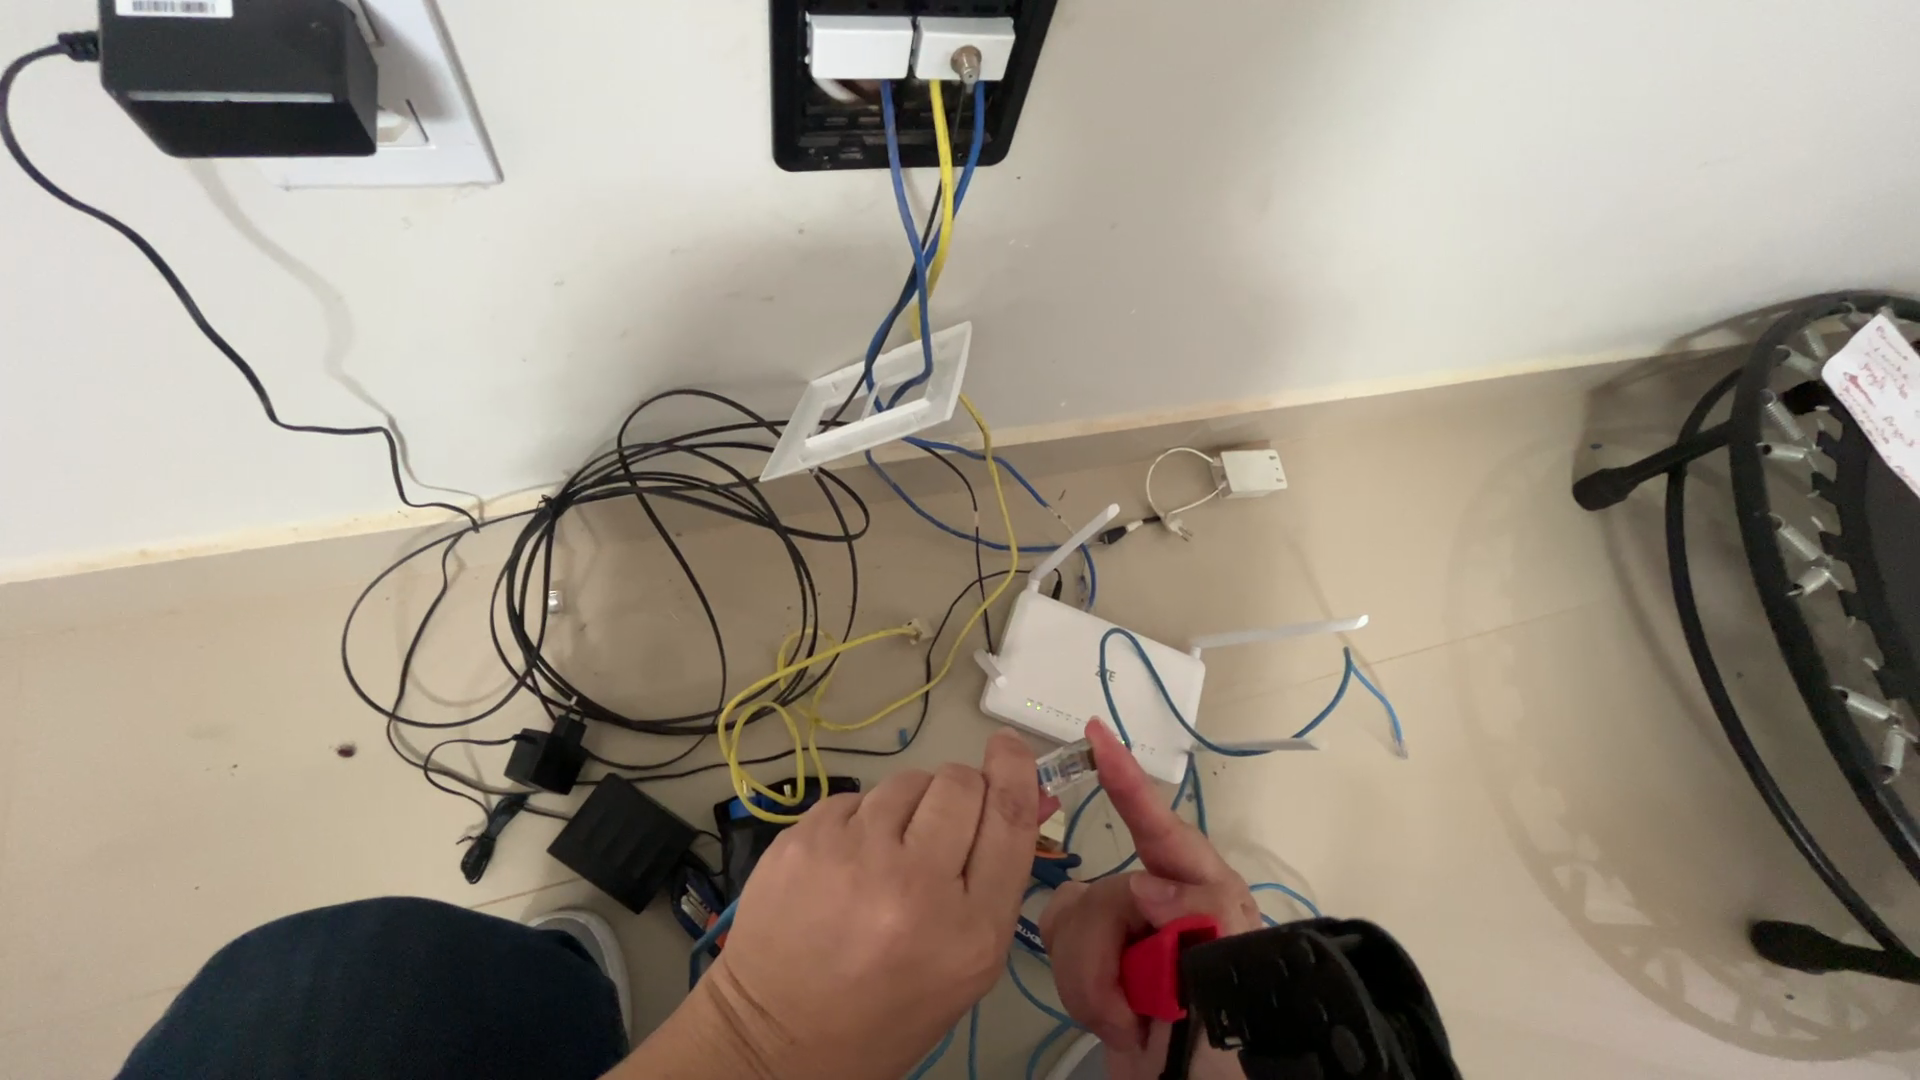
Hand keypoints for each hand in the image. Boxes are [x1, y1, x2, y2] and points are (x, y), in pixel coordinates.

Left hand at [647, 731, 1052, 1079]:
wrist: (776, 1037)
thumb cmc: (888, 1009)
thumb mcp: (964, 961)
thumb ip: (996, 877)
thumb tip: (1024, 794)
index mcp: (969, 931)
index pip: (1008, 818)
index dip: (1015, 770)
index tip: (1008, 746)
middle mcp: (915, 885)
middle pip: (959, 784)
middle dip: (959, 791)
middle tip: (939, 824)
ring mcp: (853, 856)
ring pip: (906, 781)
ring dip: (908, 804)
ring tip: (886, 852)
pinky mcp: (805, 839)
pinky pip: (855, 797)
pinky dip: (860, 819)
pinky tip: (846, 862)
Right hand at [1039, 718, 1257, 1079]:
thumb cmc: (1235, 1046)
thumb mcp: (1238, 975)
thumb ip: (1203, 915)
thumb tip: (1141, 883)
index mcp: (1201, 894)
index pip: (1163, 829)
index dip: (1128, 781)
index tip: (1097, 734)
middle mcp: (1158, 902)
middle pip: (1104, 888)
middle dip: (1107, 949)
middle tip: (1136, 1003)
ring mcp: (1121, 934)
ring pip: (1069, 915)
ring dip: (1090, 976)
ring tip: (1127, 1020)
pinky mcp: (1089, 961)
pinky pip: (1055, 944)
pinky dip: (1076, 985)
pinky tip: (1110, 1016)